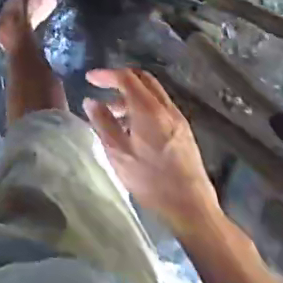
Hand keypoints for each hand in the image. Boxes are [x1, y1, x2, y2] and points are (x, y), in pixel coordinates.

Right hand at [84, 68, 222, 236]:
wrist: (192, 207)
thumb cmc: (152, 182)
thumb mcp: (119, 155)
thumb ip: (103, 124)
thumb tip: (91, 101)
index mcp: (148, 109)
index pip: (126, 78)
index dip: (106, 74)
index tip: (89, 78)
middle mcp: (165, 107)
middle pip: (142, 79)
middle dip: (120, 79)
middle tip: (103, 89)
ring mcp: (177, 118)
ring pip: (152, 93)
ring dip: (132, 95)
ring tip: (113, 115)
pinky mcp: (183, 131)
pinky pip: (160, 107)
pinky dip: (143, 107)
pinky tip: (133, 129)